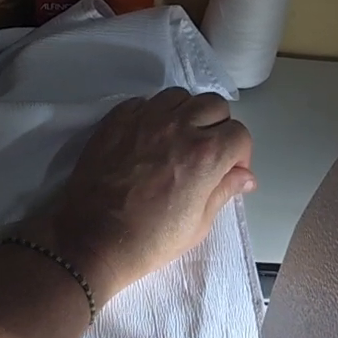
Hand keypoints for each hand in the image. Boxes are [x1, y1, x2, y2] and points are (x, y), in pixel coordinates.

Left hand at [31, 87, 254, 304]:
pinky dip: (154, 114)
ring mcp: (145, 118)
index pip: (240, 134)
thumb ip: (224, 191)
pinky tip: (149, 138)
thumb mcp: (198, 225)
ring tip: (178, 139)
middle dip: (218, 127)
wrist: (92, 240)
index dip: (240, 154)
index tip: (229, 170)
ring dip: (187, 114)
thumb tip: (245, 176)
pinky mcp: (116, 119)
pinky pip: (145, 102)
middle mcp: (178, 127)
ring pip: (180, 96)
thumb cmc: (149, 241)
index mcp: (205, 155)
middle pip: (214, 105)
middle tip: (207, 152)